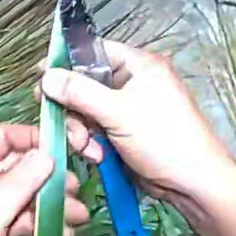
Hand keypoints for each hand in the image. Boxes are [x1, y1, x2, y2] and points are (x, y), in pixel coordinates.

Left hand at [0, 124, 95, 235]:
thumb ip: (20, 183)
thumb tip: (47, 156)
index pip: (5, 136)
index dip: (34, 139)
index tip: (64, 149)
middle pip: (20, 166)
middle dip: (50, 177)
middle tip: (76, 191)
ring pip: (24, 193)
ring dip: (50, 203)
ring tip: (78, 217)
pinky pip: (20, 215)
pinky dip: (39, 222)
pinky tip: (61, 234)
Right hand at [40, 40, 235, 214]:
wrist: (194, 184)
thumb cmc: (165, 140)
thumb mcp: (118, 112)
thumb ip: (79, 92)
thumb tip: (46, 76)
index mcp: (139, 65)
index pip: (94, 51)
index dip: (66, 62)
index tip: (41, 76)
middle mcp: (133, 82)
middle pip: (85, 84)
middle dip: (73, 107)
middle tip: (61, 120)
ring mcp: (129, 108)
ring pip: (87, 110)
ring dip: (81, 130)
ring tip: (88, 147)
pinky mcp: (125, 132)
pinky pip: (96, 129)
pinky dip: (91, 142)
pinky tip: (97, 156)